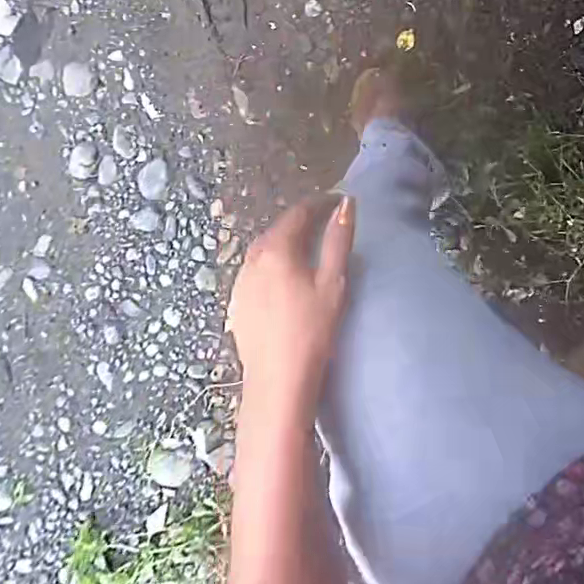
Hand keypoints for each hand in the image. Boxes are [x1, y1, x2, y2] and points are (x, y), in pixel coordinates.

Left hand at [227, 195, 356, 418]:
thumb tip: (345, 204)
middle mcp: (252, 259)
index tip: (337, 200)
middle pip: (279, 229)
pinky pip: (257, 270)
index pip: (298, 213)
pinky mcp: (238, 304)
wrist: (277, 382)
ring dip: (287, 240)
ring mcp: (241, 283)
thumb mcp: (333, 282)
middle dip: (303, 220)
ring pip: (265, 249)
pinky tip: (286, 275)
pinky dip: (274, 262)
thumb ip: (338, 239)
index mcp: (275, 249)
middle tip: (327, 220)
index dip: (319, 204)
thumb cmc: (311, 330)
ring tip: (309, 244)